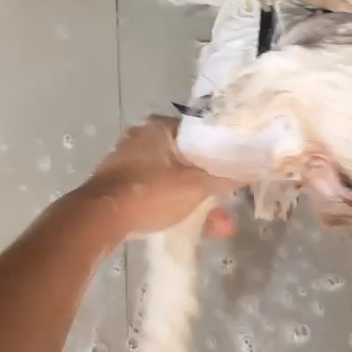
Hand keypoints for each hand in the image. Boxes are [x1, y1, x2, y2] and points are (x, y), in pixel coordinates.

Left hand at [74, 117, 241, 236]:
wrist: (99, 218)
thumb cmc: (150, 192)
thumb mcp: (194, 185)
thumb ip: (223, 177)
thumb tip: (252, 169)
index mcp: (159, 126)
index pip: (198, 130)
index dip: (219, 149)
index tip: (236, 167)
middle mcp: (142, 136)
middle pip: (186, 156)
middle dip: (208, 183)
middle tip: (226, 204)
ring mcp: (128, 160)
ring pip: (172, 176)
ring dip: (194, 198)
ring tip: (217, 225)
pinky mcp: (120, 182)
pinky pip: (155, 188)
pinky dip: (173, 202)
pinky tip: (189, 224)